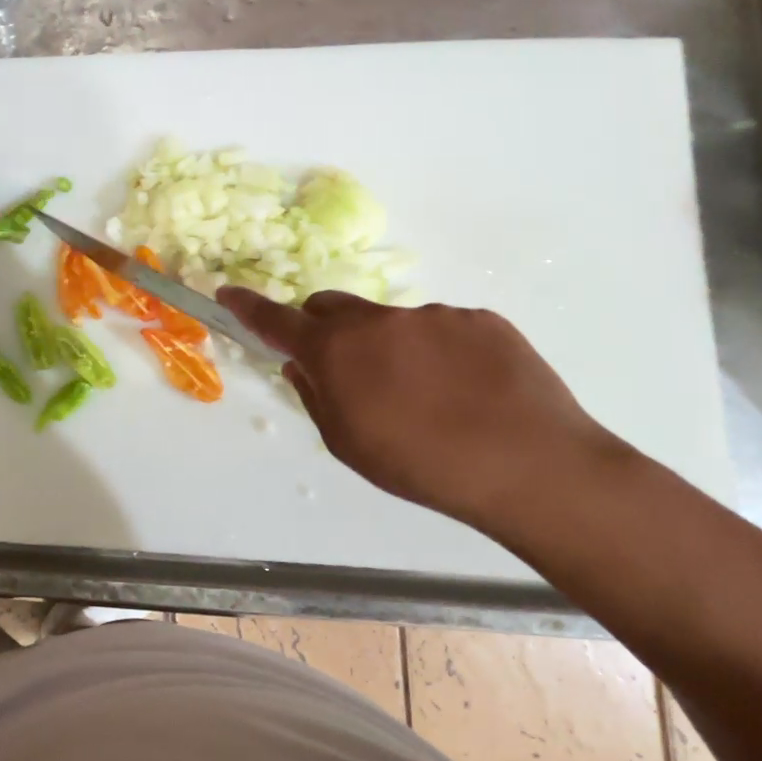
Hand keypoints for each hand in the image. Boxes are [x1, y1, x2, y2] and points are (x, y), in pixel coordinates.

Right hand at [219, 287, 635, 528]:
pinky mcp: (483, 321)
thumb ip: (315, 396)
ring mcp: (434, 316)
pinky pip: (443, 329)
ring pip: (391, 322)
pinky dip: (438, 352)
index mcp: (335, 350)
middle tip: (345, 371)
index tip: (228, 294)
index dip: (248, 306)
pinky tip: (465, 391)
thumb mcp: (346, 443)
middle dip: (325, 329)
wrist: (533, 467)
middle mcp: (378, 320)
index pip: (276, 319)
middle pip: (332, 308)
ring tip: (425, 397)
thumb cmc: (421, 464)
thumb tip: (303, 365)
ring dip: (389, 347)